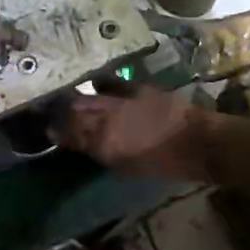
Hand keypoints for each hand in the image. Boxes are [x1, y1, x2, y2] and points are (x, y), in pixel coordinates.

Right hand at [58, 87, 209, 180]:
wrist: (200, 144)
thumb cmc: (164, 163)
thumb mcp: (125, 165)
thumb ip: (98, 150)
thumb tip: (77, 141)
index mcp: (104, 141)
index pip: (68, 131)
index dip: (56, 130)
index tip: (48, 130)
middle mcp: (107, 116)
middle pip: (74, 107)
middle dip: (61, 110)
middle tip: (54, 112)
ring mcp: (122, 99)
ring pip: (89, 95)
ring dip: (77, 97)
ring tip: (71, 100)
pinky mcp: (137, 88)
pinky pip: (111, 83)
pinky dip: (101, 85)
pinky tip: (98, 86)